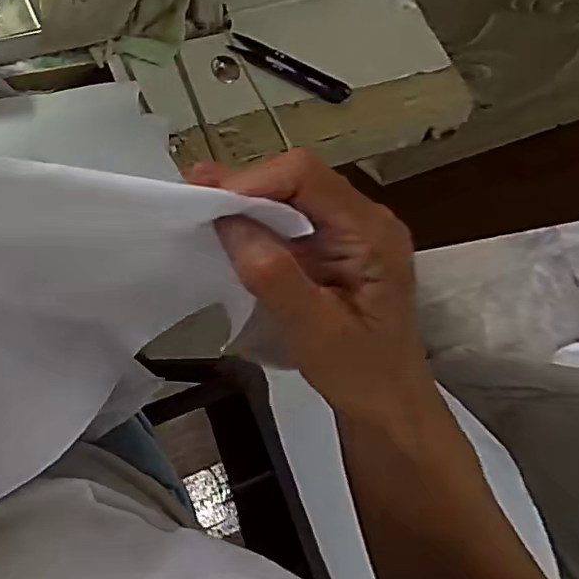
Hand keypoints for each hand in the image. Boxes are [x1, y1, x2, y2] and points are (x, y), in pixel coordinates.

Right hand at [184, 150, 438, 424]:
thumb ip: (273, 274)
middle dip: (242, 186)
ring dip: (241, 197)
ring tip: (198, 206)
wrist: (386, 402)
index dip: (252, 182)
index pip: (305, 176)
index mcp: (369, 233)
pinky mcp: (327, 242)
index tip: (210, 208)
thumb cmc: (357, 371)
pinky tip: (220, 221)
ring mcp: (345, 229)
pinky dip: (248, 214)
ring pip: (285, 189)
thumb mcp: (312, 328)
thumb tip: (227, 222)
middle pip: (294, 176)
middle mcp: (361, 219)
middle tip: (192, 203)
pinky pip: (284, 212)